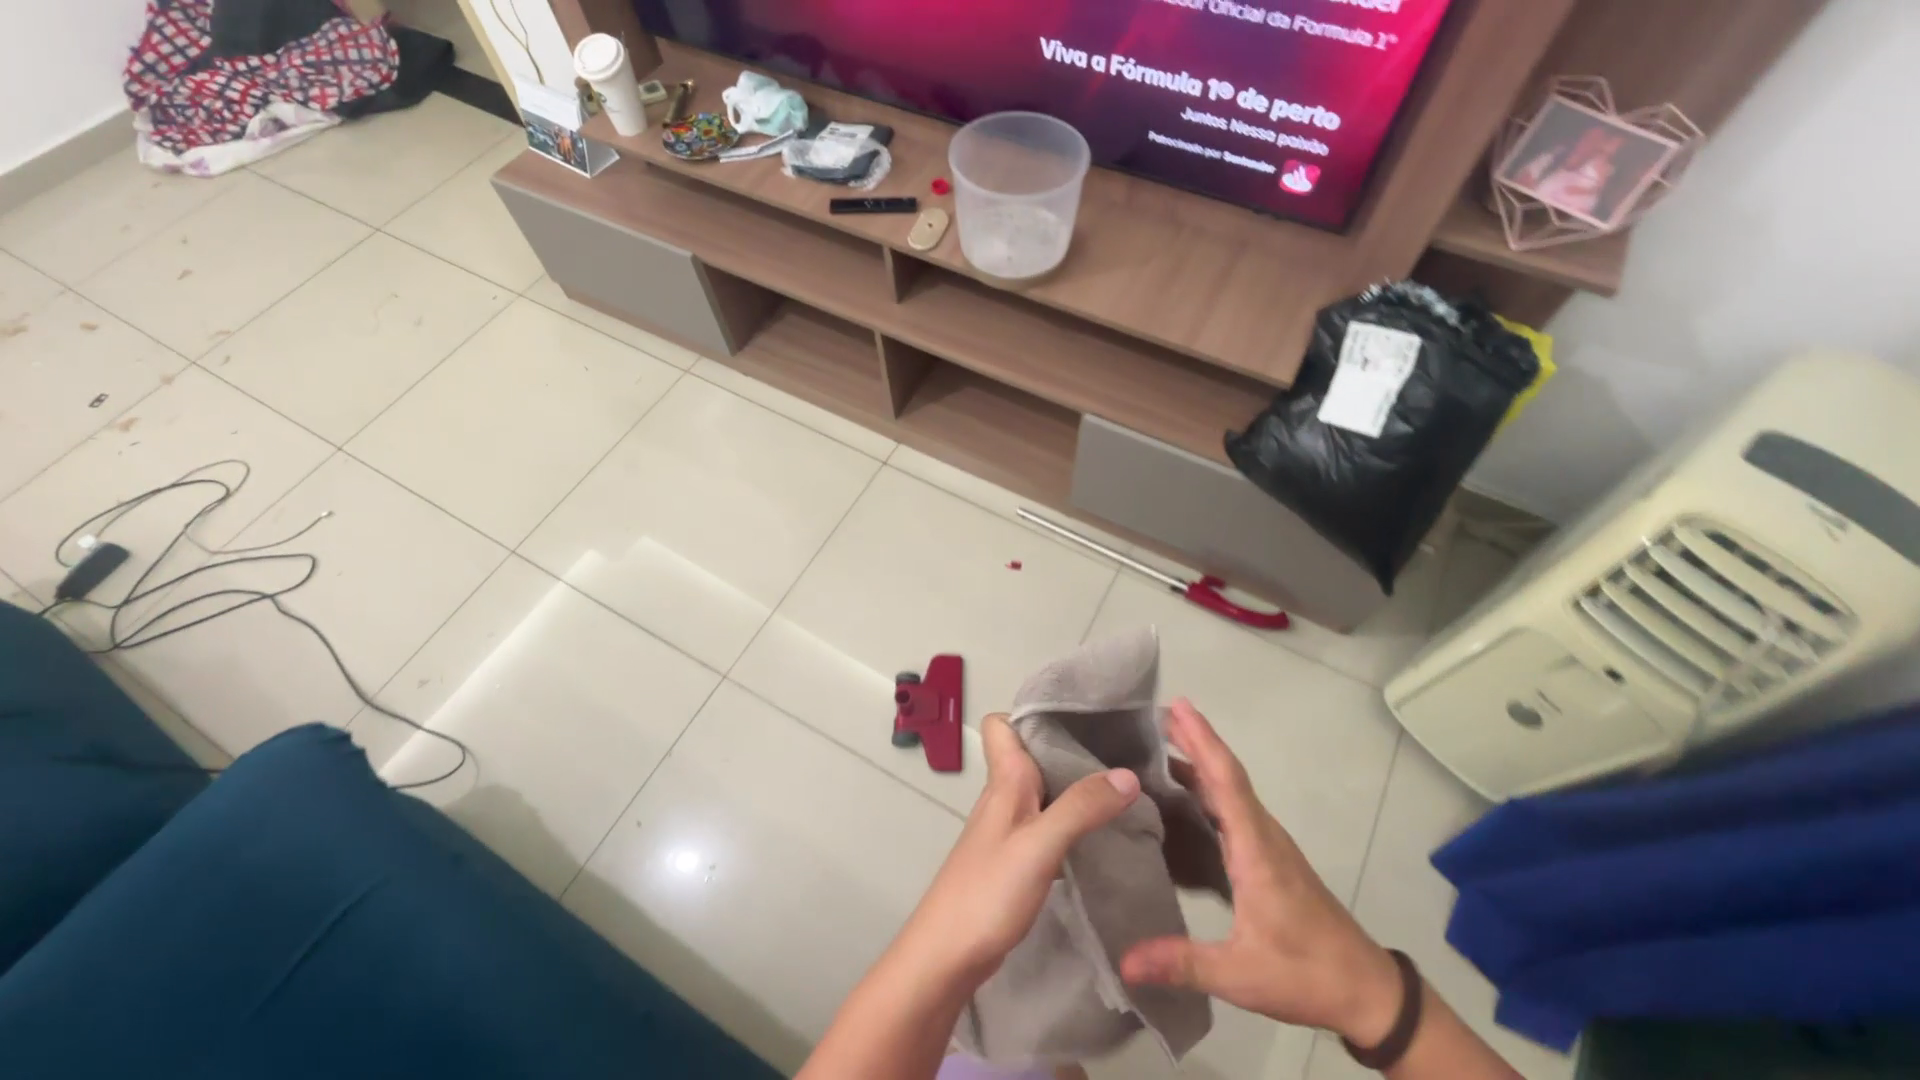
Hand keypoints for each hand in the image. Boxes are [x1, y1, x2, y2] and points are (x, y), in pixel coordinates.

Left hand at [894, 713, 1141, 988]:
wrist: (947, 956)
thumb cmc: (987, 892)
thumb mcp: (1039, 846)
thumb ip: (1081, 808)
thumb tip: (1127, 773)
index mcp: (1004, 782)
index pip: (1004, 724)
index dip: (1035, 714)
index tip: (1084, 716)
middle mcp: (1004, 798)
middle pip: (1033, 755)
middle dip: (1072, 748)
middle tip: (1124, 751)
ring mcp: (1009, 830)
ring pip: (1043, 791)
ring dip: (1077, 787)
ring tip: (1125, 789)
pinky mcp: (1015, 861)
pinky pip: (1048, 824)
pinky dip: (1073, 821)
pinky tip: (1103, 834)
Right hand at [1120, 700, 1403, 1045]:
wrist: (1367, 992)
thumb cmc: (1307, 973)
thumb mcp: (1242, 974)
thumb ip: (1183, 963)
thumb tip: (1124, 963)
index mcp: (1257, 851)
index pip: (1227, 782)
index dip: (1203, 741)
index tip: (1178, 706)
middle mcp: (1264, 838)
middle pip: (1227, 777)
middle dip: (1195, 742)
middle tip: (1154, 717)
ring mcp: (1270, 848)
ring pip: (1232, 793)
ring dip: (1201, 765)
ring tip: (1159, 750)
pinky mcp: (1270, 861)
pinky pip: (1234, 812)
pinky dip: (1208, 792)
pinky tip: (1185, 800)